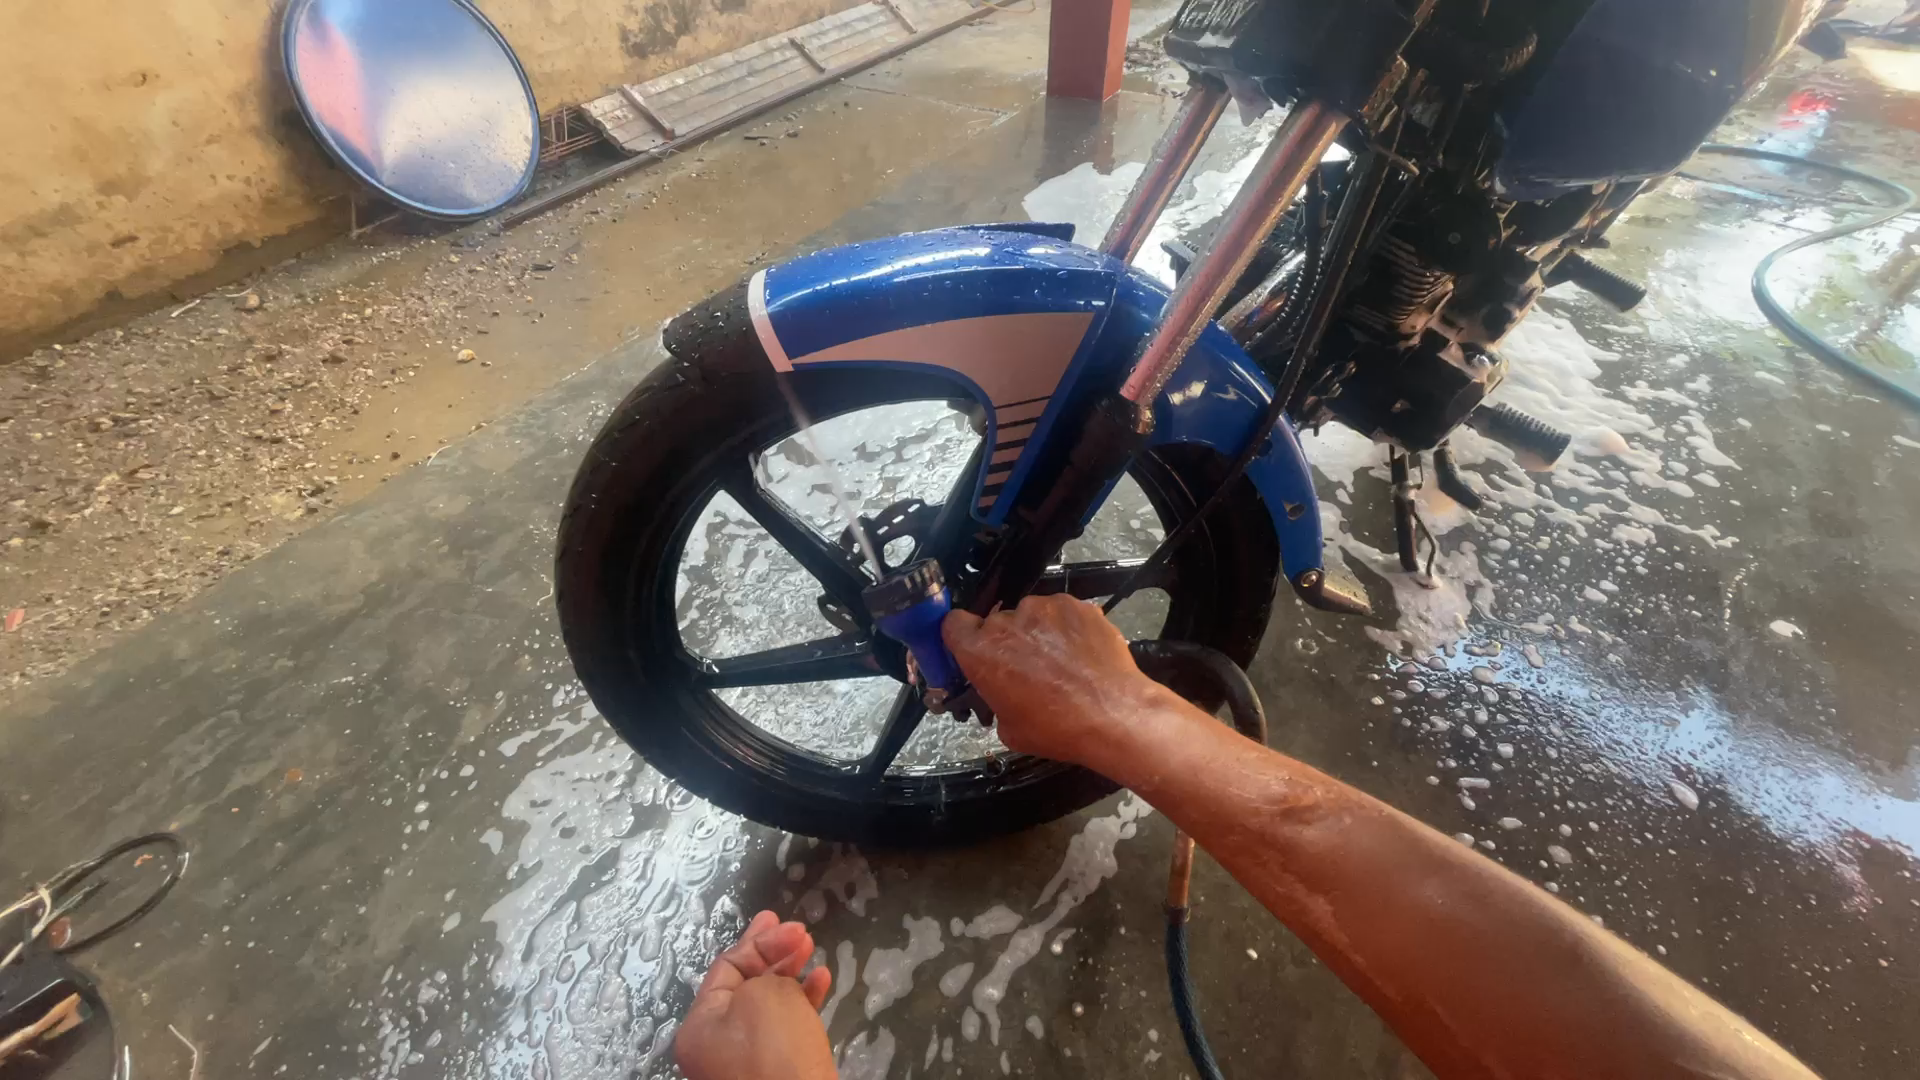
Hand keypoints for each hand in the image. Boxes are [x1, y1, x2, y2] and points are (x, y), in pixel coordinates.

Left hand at [676, 910, 836, 1079]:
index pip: (728, 967)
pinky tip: (823, 978)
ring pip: (769, 1003)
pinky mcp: (775, 1072)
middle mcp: (717, 1045)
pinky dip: (804, 1000)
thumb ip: (767, 975)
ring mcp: (745, 1063)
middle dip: (773, 952)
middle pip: (746, 983)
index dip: (761, 940)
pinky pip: (787, 1025)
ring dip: (792, 972)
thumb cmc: (773, 1050)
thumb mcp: (766, 994)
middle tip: (795, 928)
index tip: (791, 926)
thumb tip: (776, 983)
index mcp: (701, 1027)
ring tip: (811, 949)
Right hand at [942, 593, 1170, 767]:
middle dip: (1008, 642)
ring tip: (1061, 662)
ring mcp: (1044, 608)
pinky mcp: (1075, 604)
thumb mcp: (1009, 728)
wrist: (1113, 715)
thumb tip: (1001, 691)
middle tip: (1027, 668)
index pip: (952, 624)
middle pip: (997, 622)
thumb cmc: (1059, 727)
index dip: (962, 635)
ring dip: (1039, 633)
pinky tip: (1079, 653)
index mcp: (981, 652)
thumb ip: (994, 697)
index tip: (973, 647)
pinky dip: (1067, 628)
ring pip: (1031, 615)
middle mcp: (1008, 622)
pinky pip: (1061, 612)